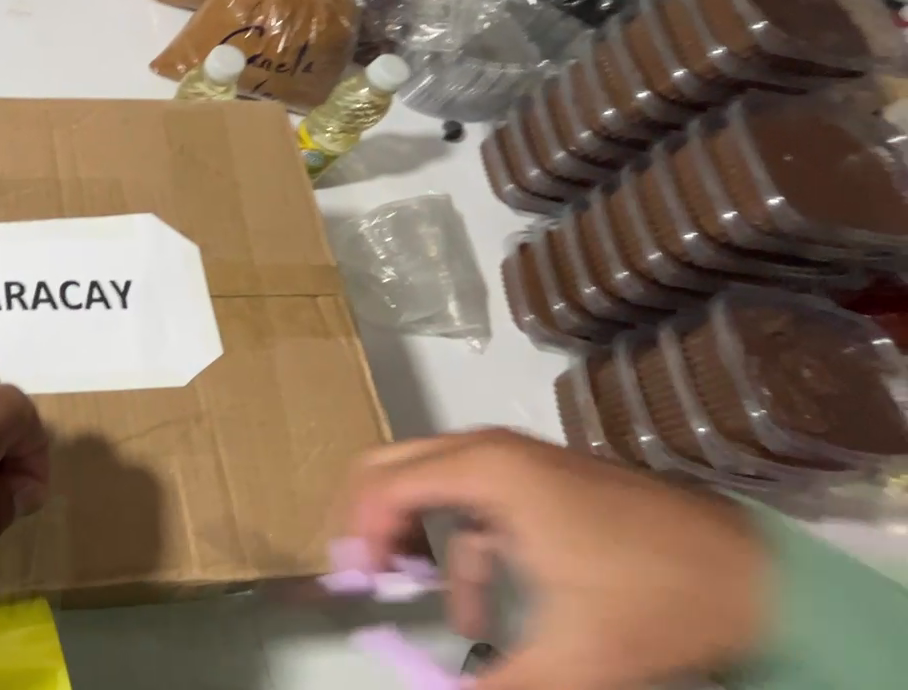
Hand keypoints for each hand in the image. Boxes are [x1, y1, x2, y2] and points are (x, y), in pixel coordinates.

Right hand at [345, 429, 769, 689]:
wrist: (766, 578)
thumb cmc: (658, 598)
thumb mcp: (578, 655)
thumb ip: (502, 685)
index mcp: (482, 470)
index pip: (382, 486)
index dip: (356, 535)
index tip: (350, 585)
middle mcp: (484, 451)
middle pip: (389, 468)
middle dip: (366, 522)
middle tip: (355, 574)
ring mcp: (510, 462)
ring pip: (425, 485)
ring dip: (409, 539)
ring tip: (405, 593)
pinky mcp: (534, 483)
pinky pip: (466, 507)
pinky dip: (455, 551)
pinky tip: (472, 612)